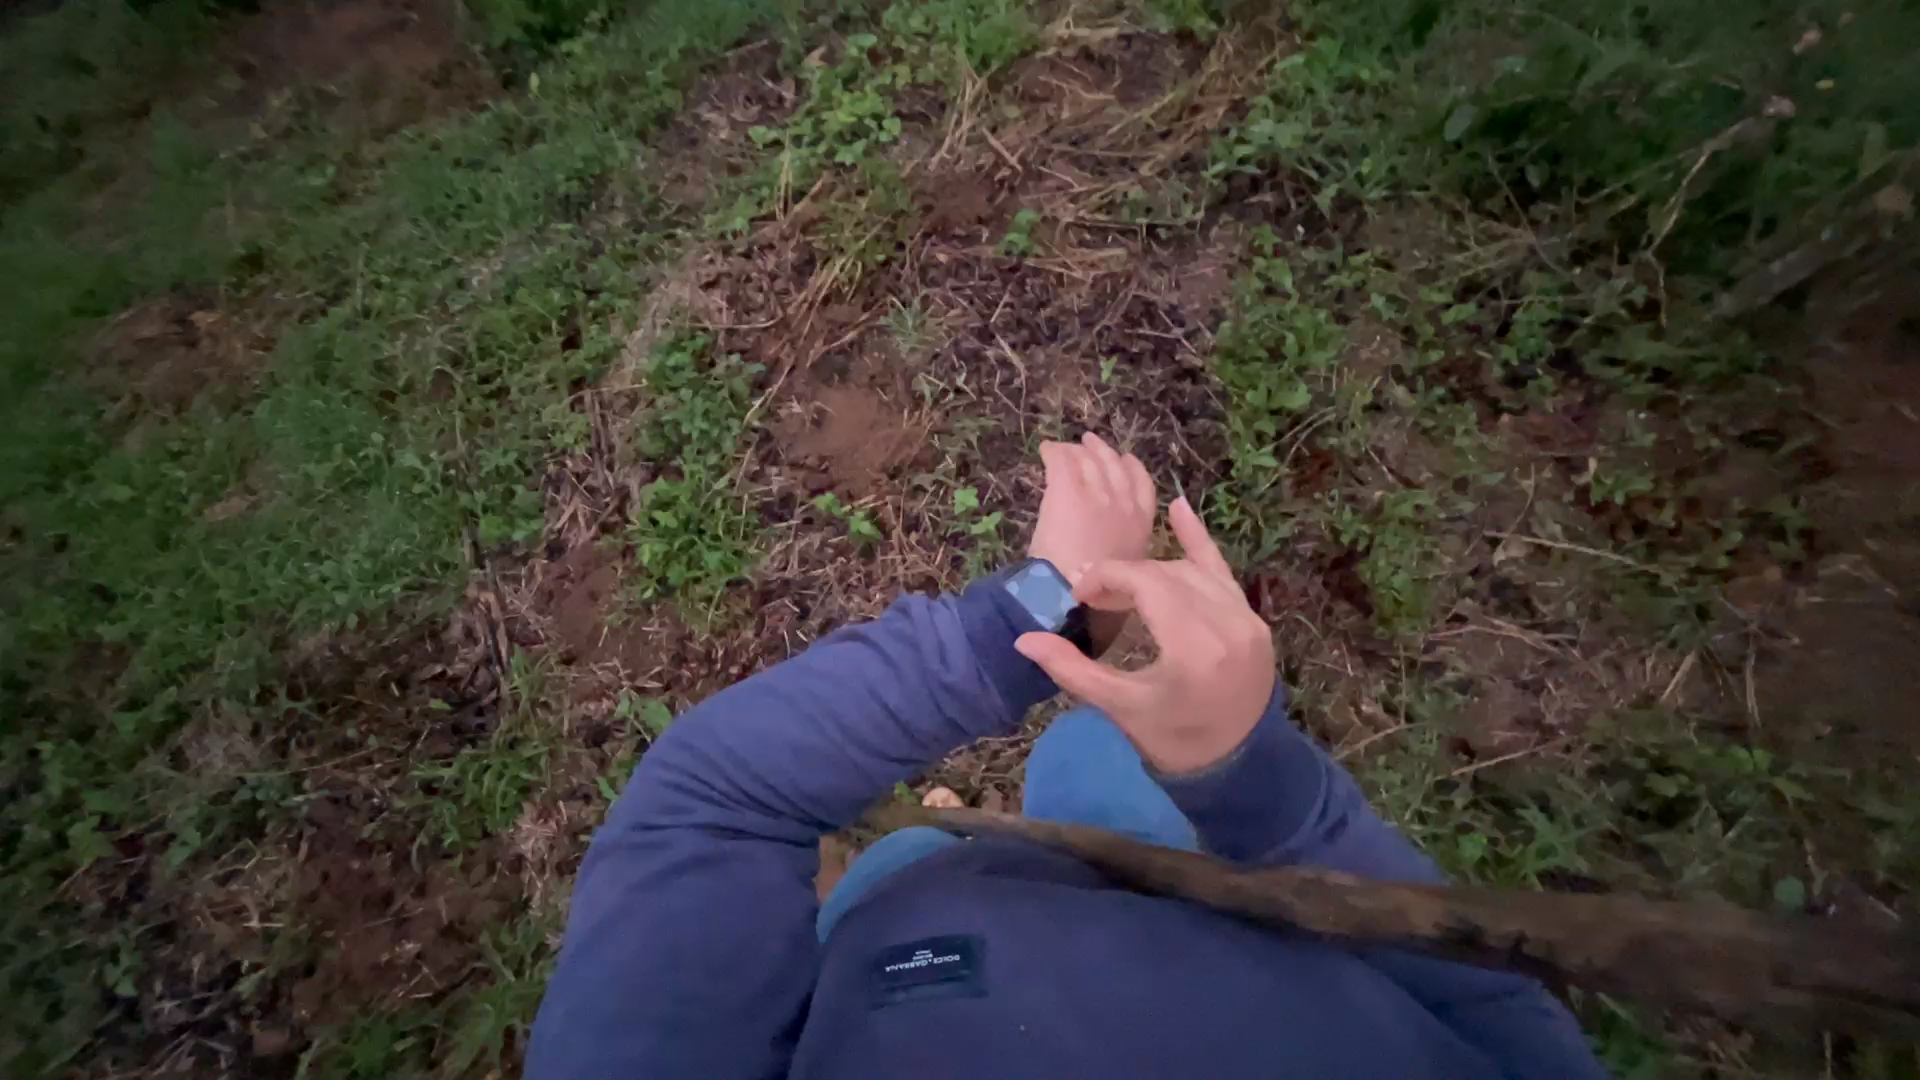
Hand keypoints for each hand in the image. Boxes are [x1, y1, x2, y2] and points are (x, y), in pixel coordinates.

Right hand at [1015, 498, 1275, 773]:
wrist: (1235, 767)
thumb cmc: (1171, 739)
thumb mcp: (1118, 707)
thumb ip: (1071, 669)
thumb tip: (1023, 638)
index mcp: (1194, 648)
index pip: (1145, 583)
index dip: (1106, 578)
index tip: (1080, 595)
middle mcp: (1227, 625)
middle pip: (1165, 573)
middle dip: (1124, 577)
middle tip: (1094, 597)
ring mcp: (1246, 620)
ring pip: (1189, 569)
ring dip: (1151, 570)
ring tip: (1120, 585)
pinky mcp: (1253, 621)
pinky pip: (1223, 571)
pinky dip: (1199, 542)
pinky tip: (1178, 508)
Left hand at [1027, 434, 1154, 654]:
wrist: (1070, 592)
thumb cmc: (1094, 595)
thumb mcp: (1123, 575)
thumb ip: (1122, 553)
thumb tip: (1113, 549)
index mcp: (1141, 526)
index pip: (1143, 485)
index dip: (1132, 470)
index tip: (1125, 461)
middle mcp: (1123, 504)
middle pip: (1115, 467)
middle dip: (1104, 452)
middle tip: (1091, 443)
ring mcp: (1096, 494)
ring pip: (1089, 460)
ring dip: (1079, 450)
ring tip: (1070, 446)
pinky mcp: (1067, 491)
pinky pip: (1061, 461)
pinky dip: (1053, 452)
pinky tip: (1046, 449)